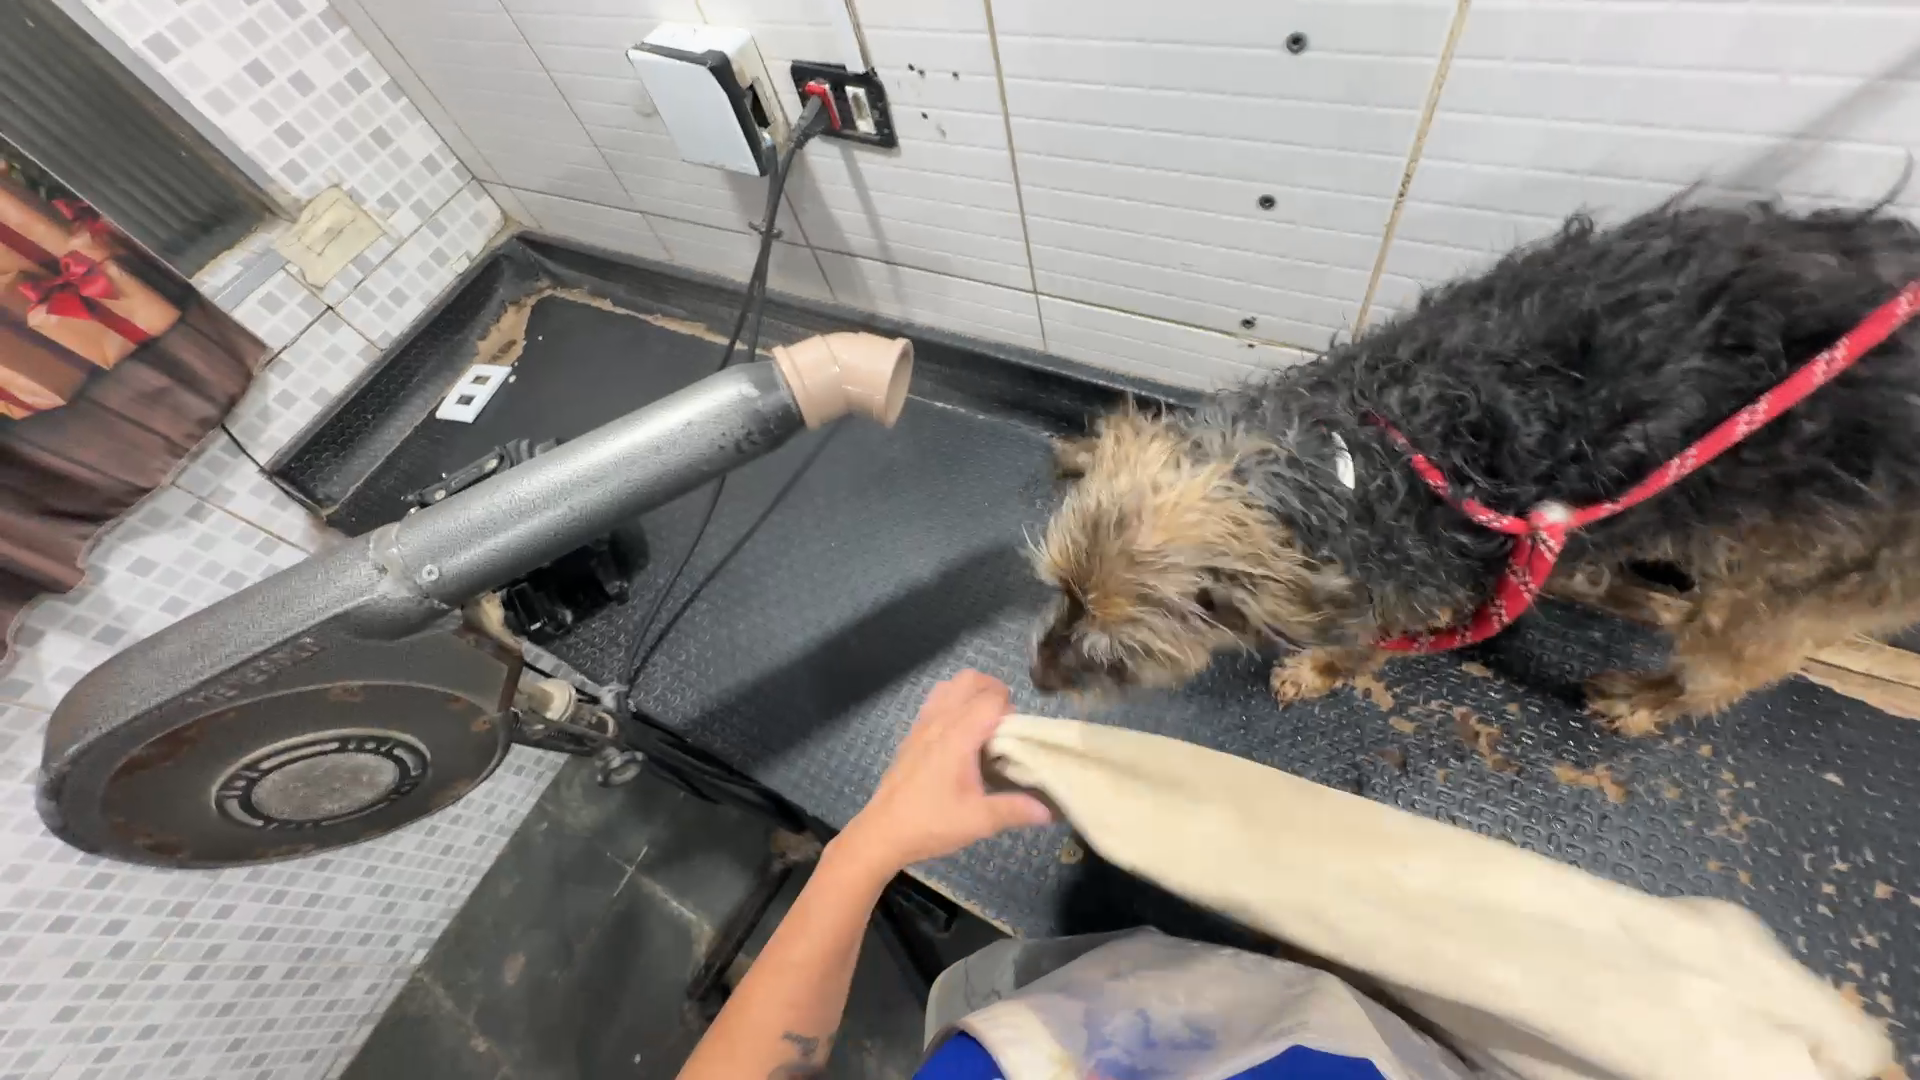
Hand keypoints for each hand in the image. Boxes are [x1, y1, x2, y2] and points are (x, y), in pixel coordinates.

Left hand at [836, 670, 1052, 873]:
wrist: (882, 832)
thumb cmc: (931, 823)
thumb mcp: (978, 821)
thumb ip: (1015, 809)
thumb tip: (1050, 811)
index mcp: (958, 735)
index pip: (991, 697)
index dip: (1010, 709)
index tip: (1016, 736)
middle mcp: (939, 720)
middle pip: (970, 680)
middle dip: (994, 692)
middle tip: (1004, 725)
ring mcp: (922, 723)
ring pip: (950, 685)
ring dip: (971, 693)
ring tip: (983, 725)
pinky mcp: (912, 732)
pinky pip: (936, 700)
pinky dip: (953, 703)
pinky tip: (960, 736)